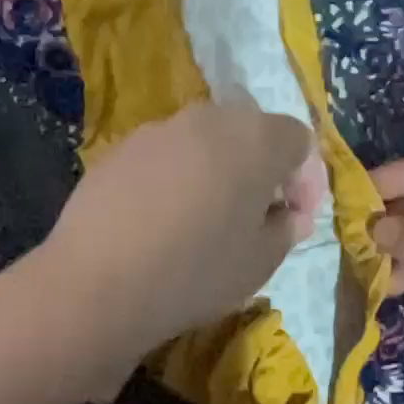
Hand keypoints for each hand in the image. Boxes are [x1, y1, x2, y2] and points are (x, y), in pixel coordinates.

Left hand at [38, 103, 324, 354]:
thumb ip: (286, 229)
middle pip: (248, 133)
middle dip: (261, 171)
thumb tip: (287, 215)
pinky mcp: (116, 151)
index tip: (295, 221)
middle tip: (255, 219)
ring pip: (201, 144)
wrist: (98, 284)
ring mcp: (155, 131)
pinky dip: (172, 182)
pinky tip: (159, 224)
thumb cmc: (194, 273)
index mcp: (255, 138)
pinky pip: (161, 160)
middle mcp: (206, 119)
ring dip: (215, 174)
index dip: (305, 182)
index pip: (298, 141)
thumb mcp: (260, 263)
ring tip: (204, 222)